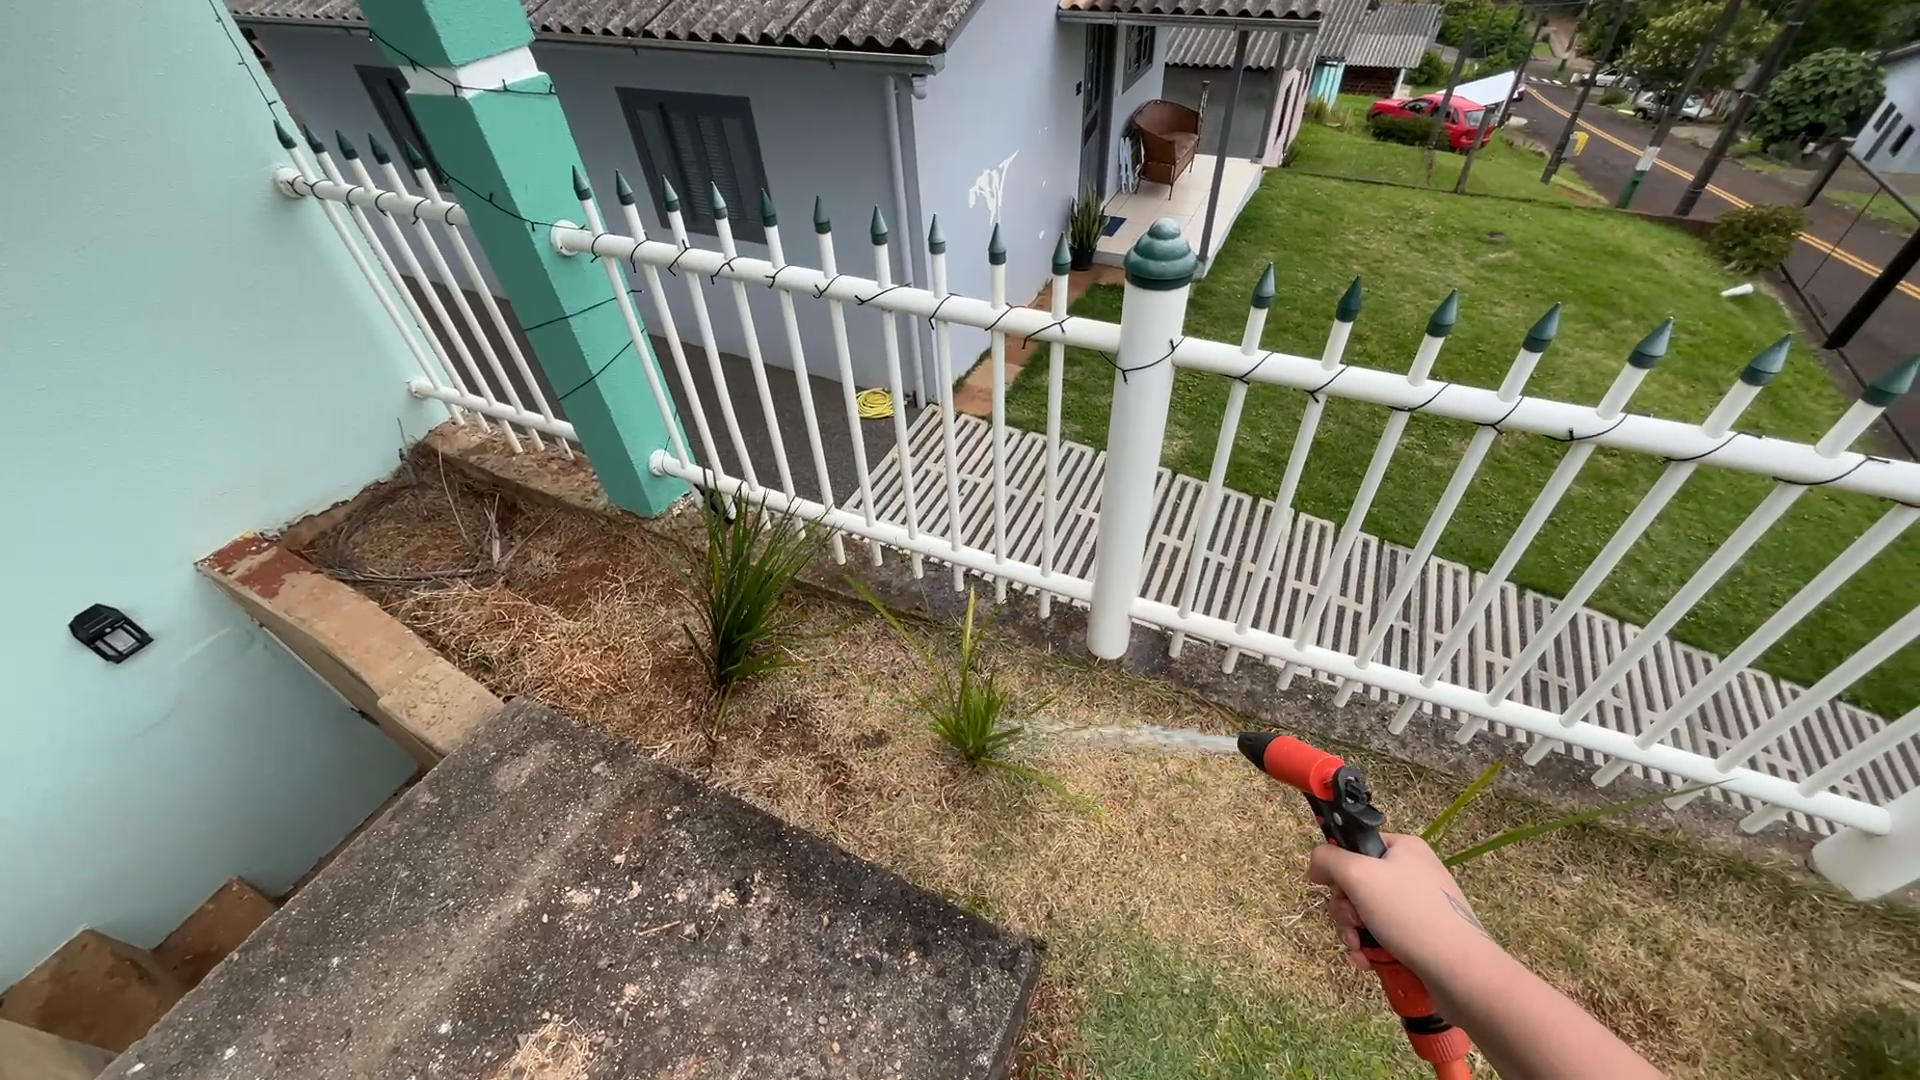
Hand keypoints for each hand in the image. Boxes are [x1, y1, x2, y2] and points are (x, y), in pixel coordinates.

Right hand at [1307, 833, 1497, 980]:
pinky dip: (1369, 949)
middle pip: (1356, 883)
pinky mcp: (1422, 938)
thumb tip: (1314, 868)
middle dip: (1344, 908)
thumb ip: (1326, 859)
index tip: (1332, 887)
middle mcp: (1412, 874)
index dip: (1337, 867)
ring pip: (1365, 913)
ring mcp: (1418, 908)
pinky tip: (1366, 961)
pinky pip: (1382, 936)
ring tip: (1358, 948)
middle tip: (1351, 922)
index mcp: (1403, 848)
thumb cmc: (1409, 914)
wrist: (1462, 974)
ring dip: (1352, 931)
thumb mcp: (1357, 874)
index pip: (1356, 847)